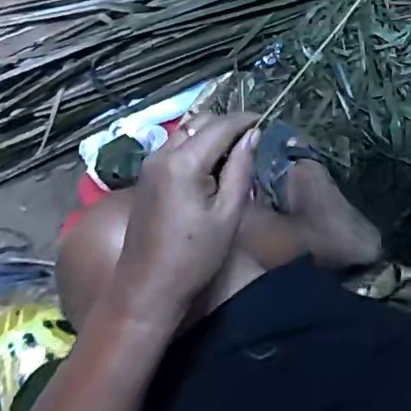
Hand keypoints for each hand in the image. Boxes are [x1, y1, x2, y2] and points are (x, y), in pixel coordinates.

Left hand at [105, 112, 258, 326]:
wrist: (145, 290)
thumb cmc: (193, 258)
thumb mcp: (228, 214)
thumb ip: (241, 169)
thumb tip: (253, 135)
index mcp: (183, 163)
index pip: (220, 126)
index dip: (244, 120)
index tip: (265, 121)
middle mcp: (162, 154)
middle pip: (200, 121)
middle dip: (227, 124)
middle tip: (252, 137)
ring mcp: (150, 163)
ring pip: (186, 130)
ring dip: (210, 133)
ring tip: (235, 151)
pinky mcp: (147, 175)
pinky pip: (175, 145)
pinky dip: (196, 144)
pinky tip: (212, 165)